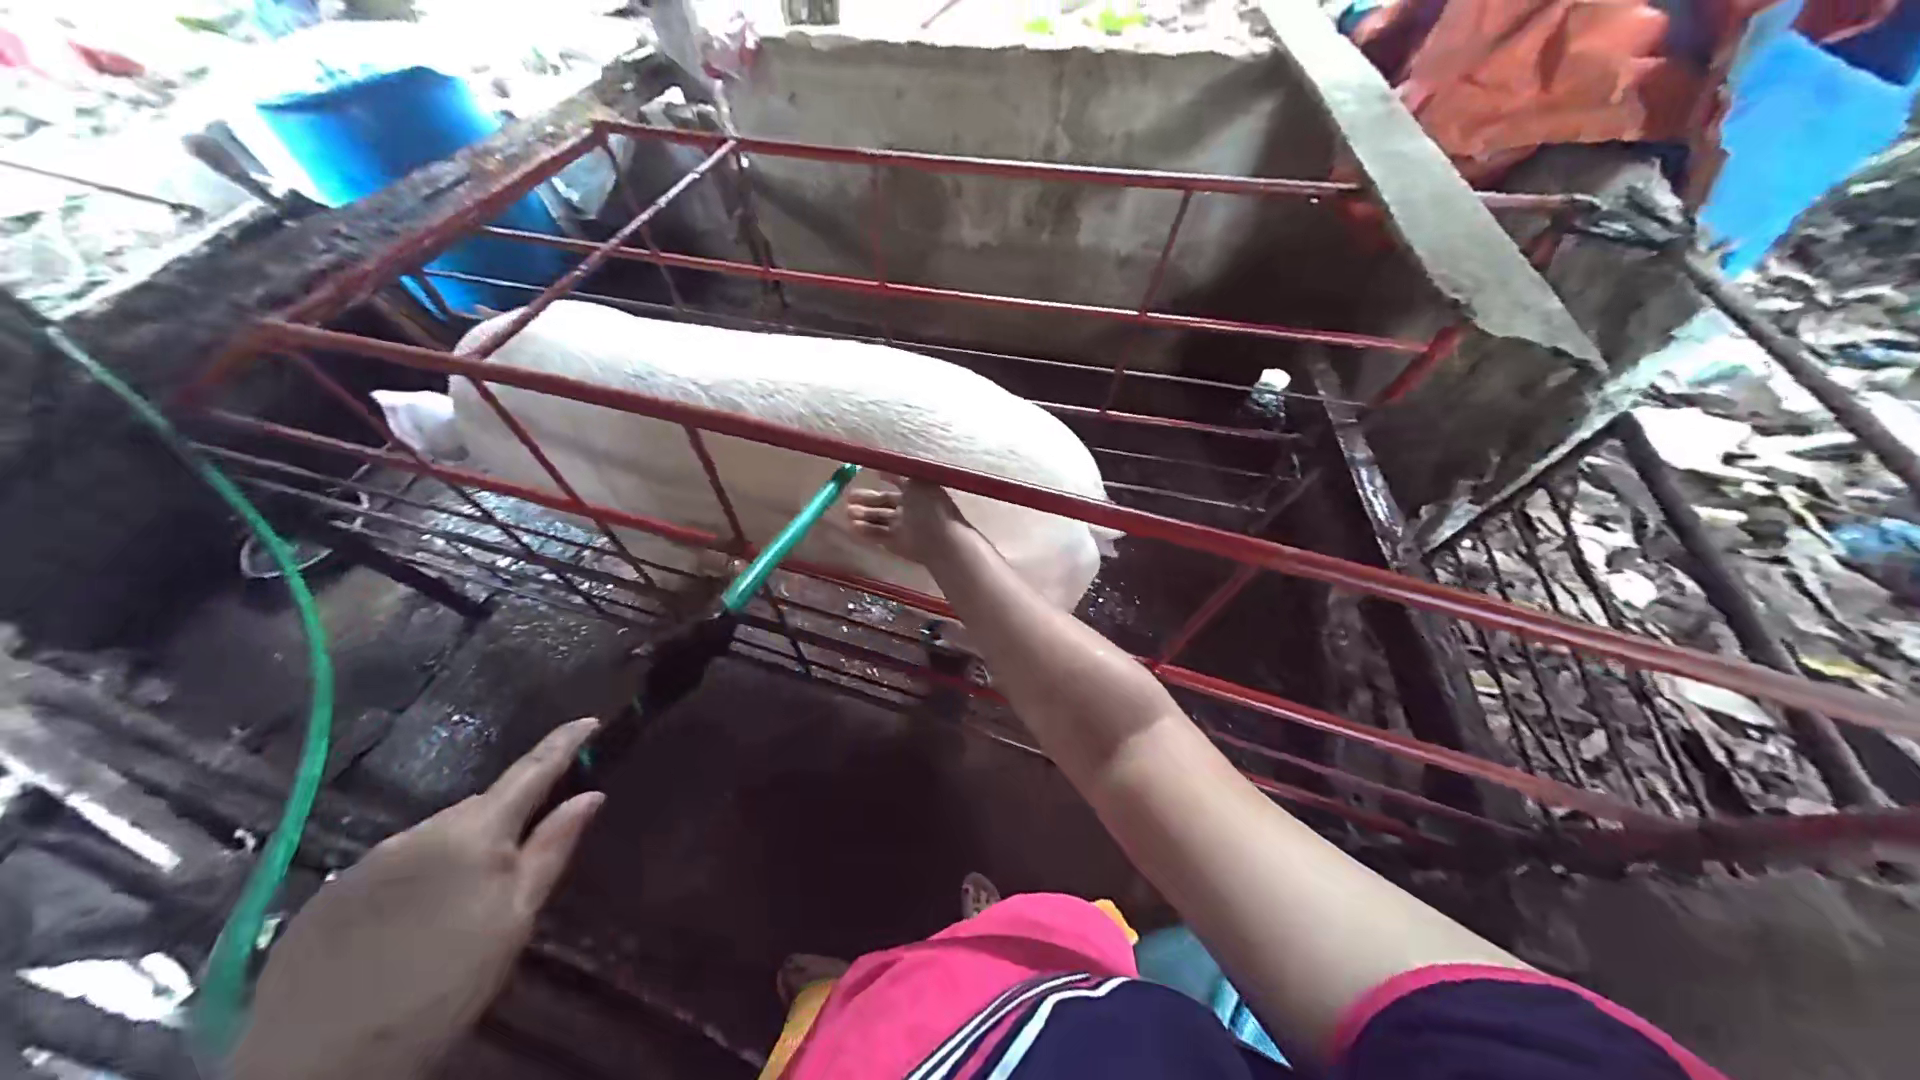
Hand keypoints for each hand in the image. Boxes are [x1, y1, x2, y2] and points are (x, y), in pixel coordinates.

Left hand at [230, 718, 605, 1079]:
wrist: (316, 1065)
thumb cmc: (442, 990)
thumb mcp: (514, 921)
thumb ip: (551, 850)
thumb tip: (591, 795)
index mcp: (473, 834)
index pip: (530, 773)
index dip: (563, 744)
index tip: (588, 720)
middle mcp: (419, 830)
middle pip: (481, 806)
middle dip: (508, 817)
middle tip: (519, 861)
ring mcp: (369, 859)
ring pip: (437, 834)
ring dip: (461, 848)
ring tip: (462, 902)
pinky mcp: (330, 893)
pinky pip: (396, 863)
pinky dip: (419, 874)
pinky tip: (413, 921)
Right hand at [846, 479, 971, 565]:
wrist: (941, 540)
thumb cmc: (931, 507)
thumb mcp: (915, 481)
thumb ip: (897, 473)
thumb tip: (879, 467)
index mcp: (916, 493)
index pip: (896, 484)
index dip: (883, 479)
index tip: (868, 473)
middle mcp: (907, 509)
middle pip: (882, 504)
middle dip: (865, 500)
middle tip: (848, 498)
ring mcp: (900, 527)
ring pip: (877, 520)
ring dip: (862, 515)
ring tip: (848, 512)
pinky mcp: (895, 543)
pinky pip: (877, 535)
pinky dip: (864, 530)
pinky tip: (852, 526)